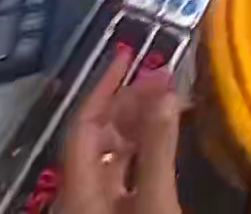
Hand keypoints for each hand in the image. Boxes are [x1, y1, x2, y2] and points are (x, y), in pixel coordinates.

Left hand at [60, 46, 183, 213]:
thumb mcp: (155, 204)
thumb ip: (159, 146)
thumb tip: (165, 86)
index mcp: (79, 193)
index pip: (83, 126)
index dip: (103, 86)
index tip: (128, 54)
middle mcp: (82, 198)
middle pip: (98, 136)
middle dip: (130, 100)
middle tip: (165, 75)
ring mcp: (100, 210)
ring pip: (113, 153)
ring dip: (140, 121)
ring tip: (171, 98)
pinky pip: (126, 171)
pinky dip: (146, 146)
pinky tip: (168, 135)